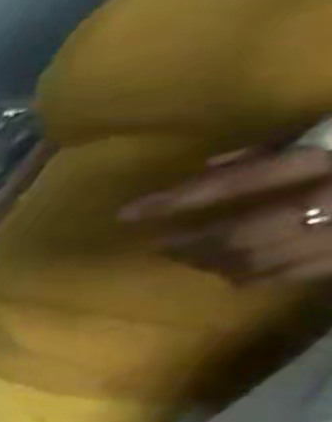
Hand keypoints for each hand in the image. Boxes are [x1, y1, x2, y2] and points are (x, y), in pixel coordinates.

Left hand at [120, 144, 331, 285]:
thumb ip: (280, 146)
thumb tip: (212, 166)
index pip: (238, 183)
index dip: (176, 200)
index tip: (127, 214)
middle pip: (241, 233)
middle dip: (193, 243)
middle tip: (161, 245)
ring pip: (261, 261)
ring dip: (215, 262)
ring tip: (191, 257)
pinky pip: (294, 275)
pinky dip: (254, 275)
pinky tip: (235, 271)